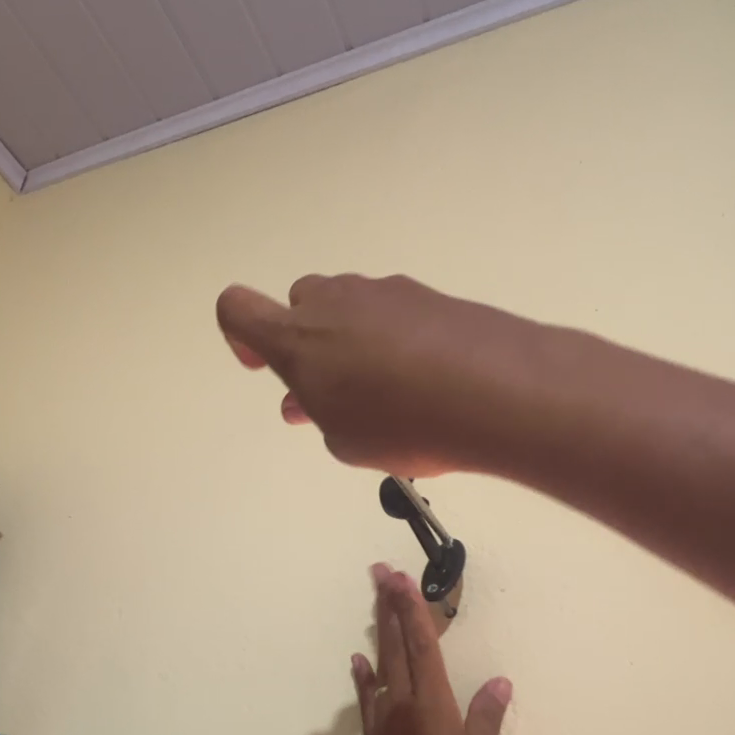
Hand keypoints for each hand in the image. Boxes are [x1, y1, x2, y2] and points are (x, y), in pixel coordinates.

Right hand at [216, 274, 551, 476]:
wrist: (497, 391)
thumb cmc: (403, 424)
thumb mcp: (346, 441)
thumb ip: (320, 414)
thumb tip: (317, 400)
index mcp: (297, 338)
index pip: (236, 309)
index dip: (240, 336)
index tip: (263, 367)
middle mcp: (334, 302)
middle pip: (300, 304)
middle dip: (307, 342)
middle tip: (330, 390)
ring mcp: (383, 292)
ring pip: (349, 307)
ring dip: (351, 341)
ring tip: (382, 394)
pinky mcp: (428, 294)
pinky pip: (392, 312)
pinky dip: (394, 339)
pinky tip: (422, 379)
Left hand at [346, 563, 511, 734]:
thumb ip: (485, 723)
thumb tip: (499, 681)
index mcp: (432, 710)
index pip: (421, 648)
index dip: (411, 611)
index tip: (400, 579)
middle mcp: (402, 709)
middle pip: (394, 648)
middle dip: (387, 608)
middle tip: (378, 572)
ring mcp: (383, 727)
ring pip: (380, 668)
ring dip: (377, 633)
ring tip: (375, 603)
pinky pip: (367, 702)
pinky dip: (363, 679)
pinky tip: (358, 663)